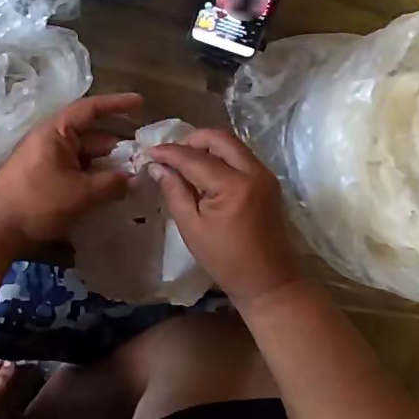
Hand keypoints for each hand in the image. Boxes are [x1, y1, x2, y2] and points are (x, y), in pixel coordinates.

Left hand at [0, 92, 142, 245]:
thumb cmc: (37, 202)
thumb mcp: (81, 193)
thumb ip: (112, 183)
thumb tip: (133, 178)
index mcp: (57, 131)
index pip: (92, 109)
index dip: (118, 104)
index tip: (142, 103)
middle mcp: (52, 140)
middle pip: (92, 135)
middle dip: (118, 146)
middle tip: (143, 158)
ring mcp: (47, 159)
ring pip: (86, 156)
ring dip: (107, 165)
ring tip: (132, 178)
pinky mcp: (45, 178)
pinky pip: (76, 170)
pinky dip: (94, 177)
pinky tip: (110, 191)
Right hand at [147, 129, 302, 305]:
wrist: (269, 280)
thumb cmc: (226, 260)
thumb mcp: (192, 228)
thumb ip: (175, 192)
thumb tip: (158, 167)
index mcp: (232, 185)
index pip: (195, 158)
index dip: (170, 152)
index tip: (149, 152)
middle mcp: (252, 171)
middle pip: (219, 138)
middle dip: (192, 140)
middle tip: (170, 154)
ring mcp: (264, 174)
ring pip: (232, 144)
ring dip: (207, 146)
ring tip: (184, 161)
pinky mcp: (268, 180)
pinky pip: (241, 156)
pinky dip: (221, 156)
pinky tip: (204, 170)